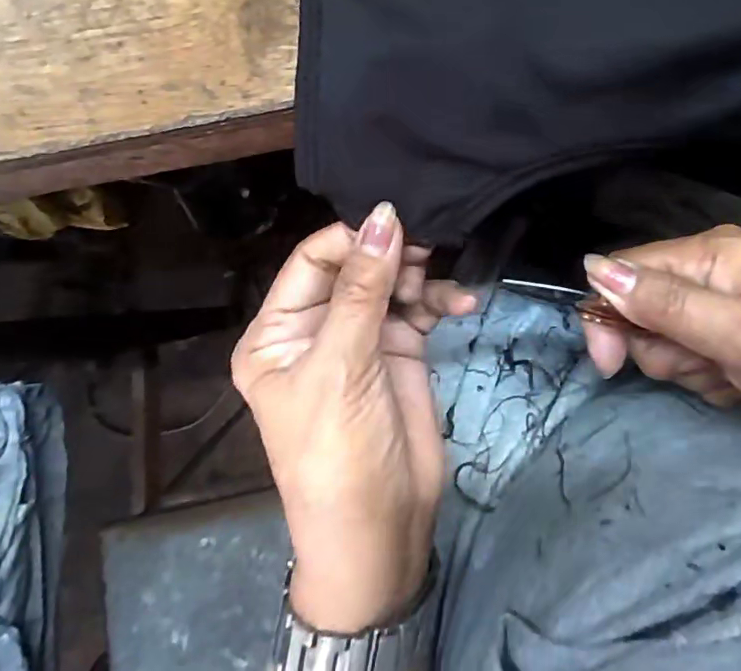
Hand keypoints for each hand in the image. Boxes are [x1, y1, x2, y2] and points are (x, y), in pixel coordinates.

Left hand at [230, 203, 476, 631]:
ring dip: (421, 278)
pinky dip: (441, 301)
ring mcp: (363, 337)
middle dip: (393, 256)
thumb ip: (364, 289)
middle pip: (357, 267)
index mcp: (278, 332)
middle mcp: (319, 328)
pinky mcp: (401, 349)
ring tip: (441, 289)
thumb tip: (384, 215)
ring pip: (393, 283)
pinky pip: (420, 308)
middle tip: (430, 249)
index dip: (352, 239)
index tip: (397, 222)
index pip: (312, 262)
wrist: (381, 525)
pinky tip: (462, 304)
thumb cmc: (337, 448)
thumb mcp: (343, 366)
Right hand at [576, 225, 740, 504]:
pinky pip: (695, 362)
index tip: (611, 365)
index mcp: (717, 254)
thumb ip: (670, 303)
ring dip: (687, 369)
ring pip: (667, 339)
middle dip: (660, 348)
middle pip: (644, 306)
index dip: (610, 313)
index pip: (630, 269)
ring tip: (736, 380)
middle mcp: (718, 273)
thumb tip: (593, 266)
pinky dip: (709, 382)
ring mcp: (733, 312)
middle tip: (707, 369)